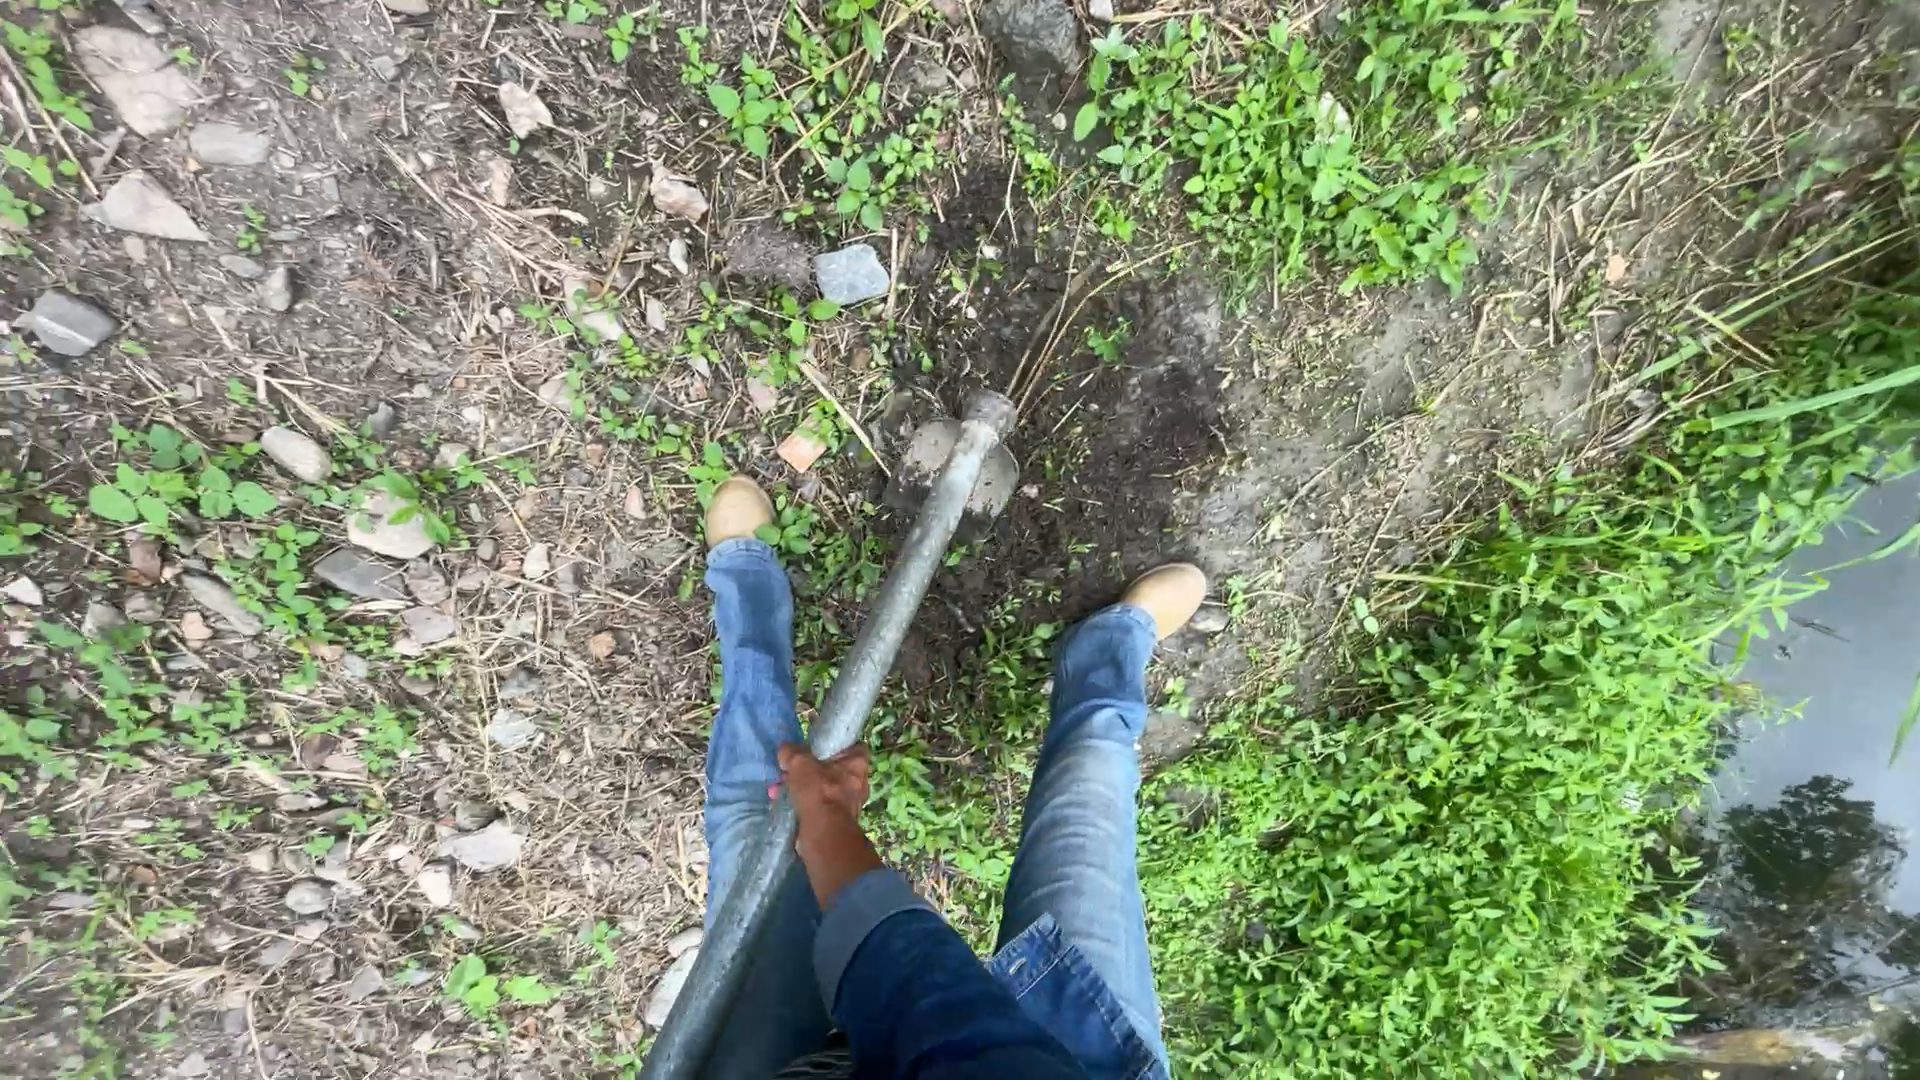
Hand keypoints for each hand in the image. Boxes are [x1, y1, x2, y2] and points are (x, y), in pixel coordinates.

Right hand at [778, 742, 881, 905]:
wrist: (824, 834)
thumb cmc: (819, 792)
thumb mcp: (801, 764)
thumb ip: (792, 753)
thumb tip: (786, 750)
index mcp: (858, 763)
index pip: (853, 745)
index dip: (836, 744)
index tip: (817, 746)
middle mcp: (858, 781)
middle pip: (832, 768)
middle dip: (809, 769)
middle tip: (790, 770)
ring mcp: (849, 802)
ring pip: (823, 787)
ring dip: (801, 787)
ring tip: (779, 788)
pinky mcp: (836, 819)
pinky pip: (818, 804)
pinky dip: (802, 803)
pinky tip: (783, 803)